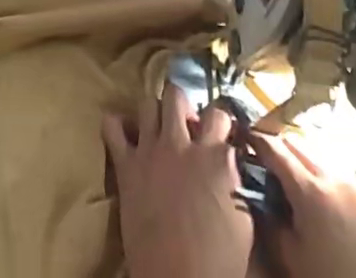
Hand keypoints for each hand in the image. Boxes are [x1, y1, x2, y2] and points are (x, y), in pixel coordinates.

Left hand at [103, 84, 251, 277]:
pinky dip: (116, 125)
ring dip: (154, 112)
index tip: (218, 132)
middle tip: (185, 125)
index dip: (219, 121)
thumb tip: (230, 165)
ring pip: (147, 103)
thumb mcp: (243, 220)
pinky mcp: (126, 166)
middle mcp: (182, 143)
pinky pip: (112, 128)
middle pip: (177, 95)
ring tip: (159, 129)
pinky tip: (125, 133)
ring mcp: (151, 151)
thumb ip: (234, 181)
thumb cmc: (216, 260)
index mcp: (215, 156)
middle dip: (182, 104)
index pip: (220, 114)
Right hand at [254, 132, 355, 277]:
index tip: (247, 136)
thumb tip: (255, 196)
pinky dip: (336, 189)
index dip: (259, 140)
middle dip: (283, 147)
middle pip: (303, 146)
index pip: (277, 150)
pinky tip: (334, 210)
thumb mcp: (290, 255)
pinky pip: (352, 187)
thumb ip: (270, 220)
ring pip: (328, 163)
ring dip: (310, 164)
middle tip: (269, 158)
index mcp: (310, 191)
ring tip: (301, 181)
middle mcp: (337, 180)